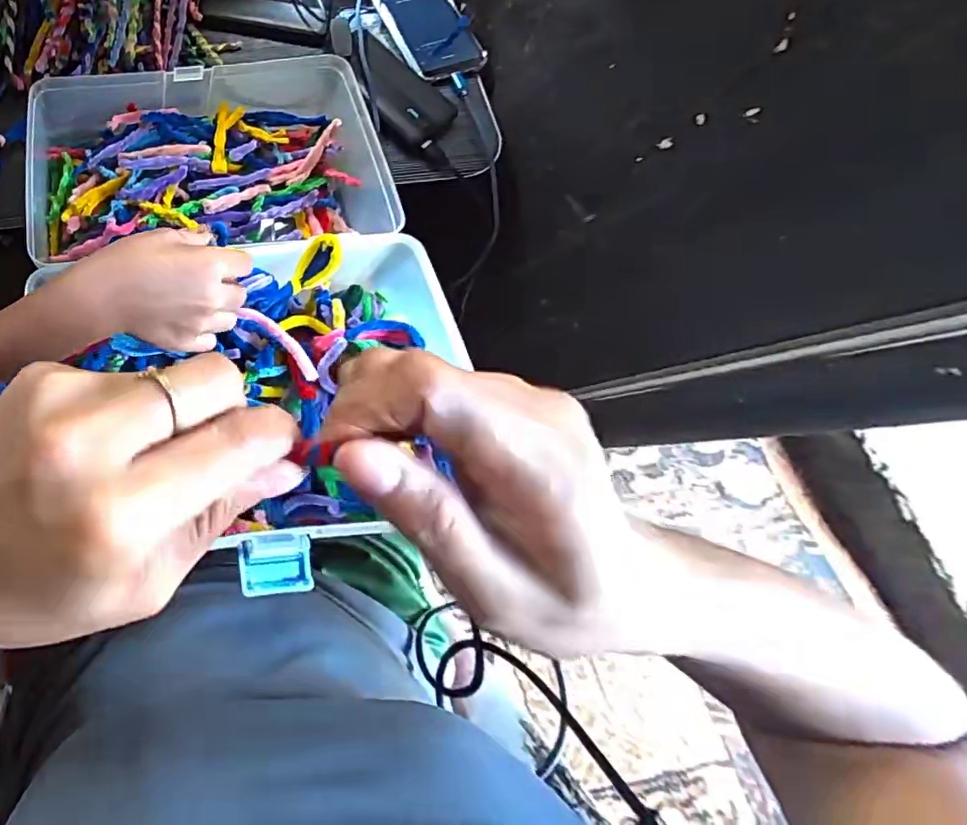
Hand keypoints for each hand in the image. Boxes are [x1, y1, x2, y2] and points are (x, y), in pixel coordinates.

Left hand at [0, 353, 302, 652]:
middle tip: (207, 441)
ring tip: (133, 453)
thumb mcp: (142, 584)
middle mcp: (86, 442)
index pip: (230, 443)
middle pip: (209, 377)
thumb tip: (282, 463)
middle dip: (228, 405)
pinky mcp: (39, 372)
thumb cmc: (40, 592)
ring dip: (170, 409)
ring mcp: (57, 395)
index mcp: (117, 517)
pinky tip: (87, 440)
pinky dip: (123, 405)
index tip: (281, 439)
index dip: (271, 434)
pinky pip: (118, 375)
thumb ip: (215, 515)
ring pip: (166, 374)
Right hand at [49, 229, 251, 351]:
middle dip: (228, 287)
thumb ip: (193, 239)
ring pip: (230, 320)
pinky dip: (205, 333)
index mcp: (211, 265)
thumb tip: (208, 242)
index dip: (232, 262)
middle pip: (241, 294)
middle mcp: (214, 296)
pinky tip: (189, 323)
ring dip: (219, 311)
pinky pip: (211, 341)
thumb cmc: (129, 259)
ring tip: (197, 305)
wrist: (102, 295)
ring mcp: (202, 324)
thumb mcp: (163, 236)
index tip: (217, 261)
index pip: (245, 264)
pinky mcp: (187, 343)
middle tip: (205, 282)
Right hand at [321, 349, 686, 657]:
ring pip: (413, 366)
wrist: (633, 580)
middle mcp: (527, 402)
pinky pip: (428, 379)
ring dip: (371, 405)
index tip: (333, 456)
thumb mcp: (488, 588)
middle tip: (343, 466)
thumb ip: (424, 516)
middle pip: (413, 367)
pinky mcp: (503, 391)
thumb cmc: (561, 600)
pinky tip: (399, 449)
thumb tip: (347, 454)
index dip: (364, 408)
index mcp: (533, 454)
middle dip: (358, 408)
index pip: (429, 387)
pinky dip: (393, 405)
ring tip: (371, 460)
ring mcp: (517, 389)